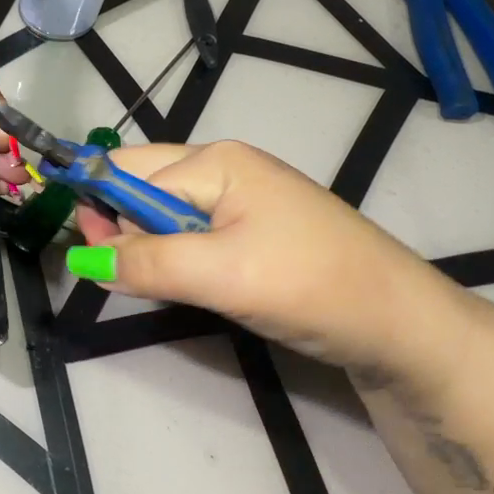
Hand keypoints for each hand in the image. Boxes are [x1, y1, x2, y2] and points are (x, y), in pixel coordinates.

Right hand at [71, 140, 461, 376]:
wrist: (411, 331)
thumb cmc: (314, 287)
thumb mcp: (222, 276)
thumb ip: (147, 263)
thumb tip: (82, 258)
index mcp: (215, 161)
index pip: (129, 175)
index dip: (104, 214)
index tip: (91, 257)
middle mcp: (224, 167)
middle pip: (142, 183)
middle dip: (122, 225)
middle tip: (123, 274)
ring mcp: (243, 198)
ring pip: (164, 212)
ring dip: (149, 245)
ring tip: (159, 283)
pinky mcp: (255, 230)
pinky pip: (191, 231)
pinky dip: (176, 255)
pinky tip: (187, 281)